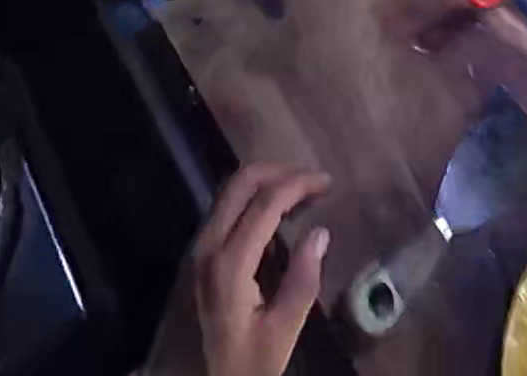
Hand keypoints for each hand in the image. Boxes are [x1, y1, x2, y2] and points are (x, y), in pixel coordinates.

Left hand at [194, 163, 332, 375]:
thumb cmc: (237, 370)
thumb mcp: (279, 338)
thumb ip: (301, 283)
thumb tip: (320, 232)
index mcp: (229, 264)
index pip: (267, 201)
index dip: (299, 183)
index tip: (328, 183)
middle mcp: (209, 244)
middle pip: (243, 180)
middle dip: (283, 170)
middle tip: (314, 182)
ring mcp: (199, 246)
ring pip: (232, 188)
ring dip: (268, 180)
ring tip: (301, 193)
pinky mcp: (198, 252)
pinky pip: (227, 204)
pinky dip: (255, 194)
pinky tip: (277, 213)